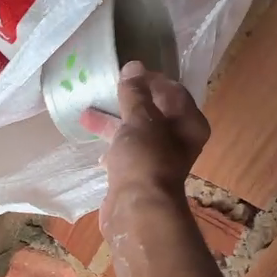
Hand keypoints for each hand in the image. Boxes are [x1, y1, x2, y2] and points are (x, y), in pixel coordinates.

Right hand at [80, 60, 209, 212]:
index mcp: (189, 124)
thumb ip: (134, 93)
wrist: (135, 210)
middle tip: (107, 91)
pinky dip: (112, 149)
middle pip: (153, 113)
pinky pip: (125, 155)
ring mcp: (156, 161)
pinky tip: (97, 151)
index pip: (172, 91)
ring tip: (87, 116)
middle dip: (127, 102)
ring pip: (135, 135)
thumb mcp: (139, 120)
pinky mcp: (137, 178)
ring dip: (113, 125)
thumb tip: (132, 67)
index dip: (150, 80)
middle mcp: (177, 141)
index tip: (126, 73)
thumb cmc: (143, 160)